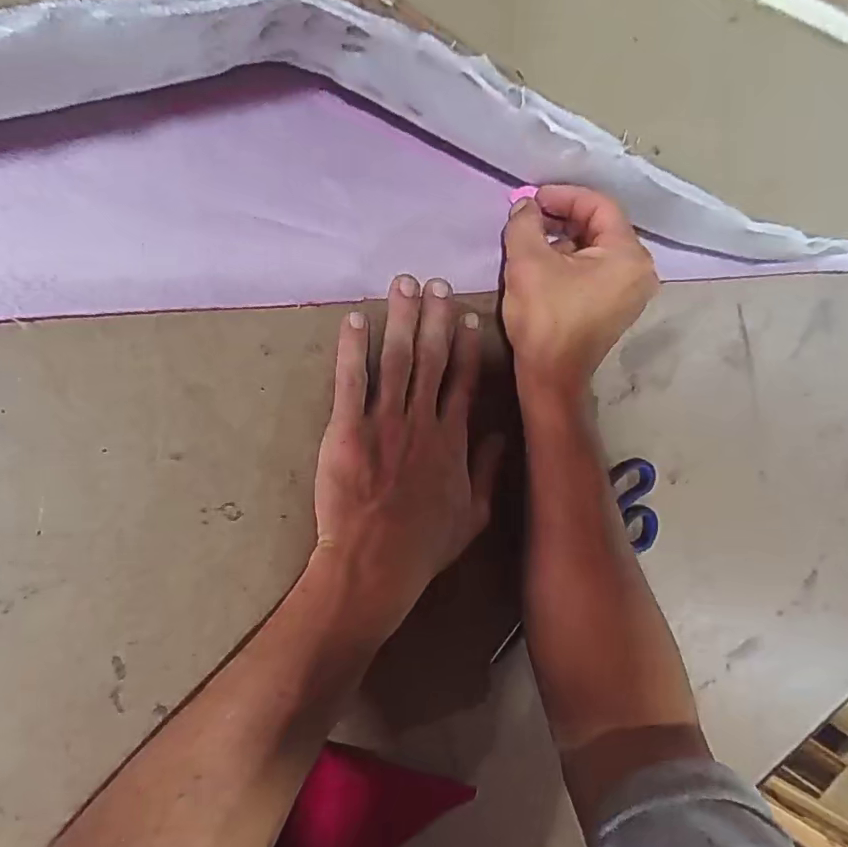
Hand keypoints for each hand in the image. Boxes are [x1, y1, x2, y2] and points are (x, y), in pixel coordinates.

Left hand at [313, 275, 503, 624]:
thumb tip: (499, 437)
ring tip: (403, 285)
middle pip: (432, 359)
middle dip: (434, 317)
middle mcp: (422, 422)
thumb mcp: (473, 516)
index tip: (467, 317)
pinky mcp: (347, 430)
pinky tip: (354, 320)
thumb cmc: (423, 545)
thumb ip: (487, 472)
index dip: (464, 346)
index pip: (462, 381)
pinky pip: (351, 381)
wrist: (376, 563)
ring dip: (401, 319)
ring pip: (397, 360)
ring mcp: (384, 423)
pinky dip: (353, 349)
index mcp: (452, 440)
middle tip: (434, 283)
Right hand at [501, 185, 659, 397]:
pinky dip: (571, 261)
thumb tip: (525, 206)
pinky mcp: (615, 308)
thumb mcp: (527, 263)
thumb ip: (525, 224)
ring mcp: (630, 292)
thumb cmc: (543, 319)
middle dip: (562, 218)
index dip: (563, 196)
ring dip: (564, 240)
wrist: (549, 376)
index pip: (598, 206)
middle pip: (600, 227)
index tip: (532, 199)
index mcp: (628, 255)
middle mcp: (639, 270)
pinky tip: (544, 264)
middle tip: (529, 217)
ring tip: (531, 239)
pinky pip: (596, 271)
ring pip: (596, 249)